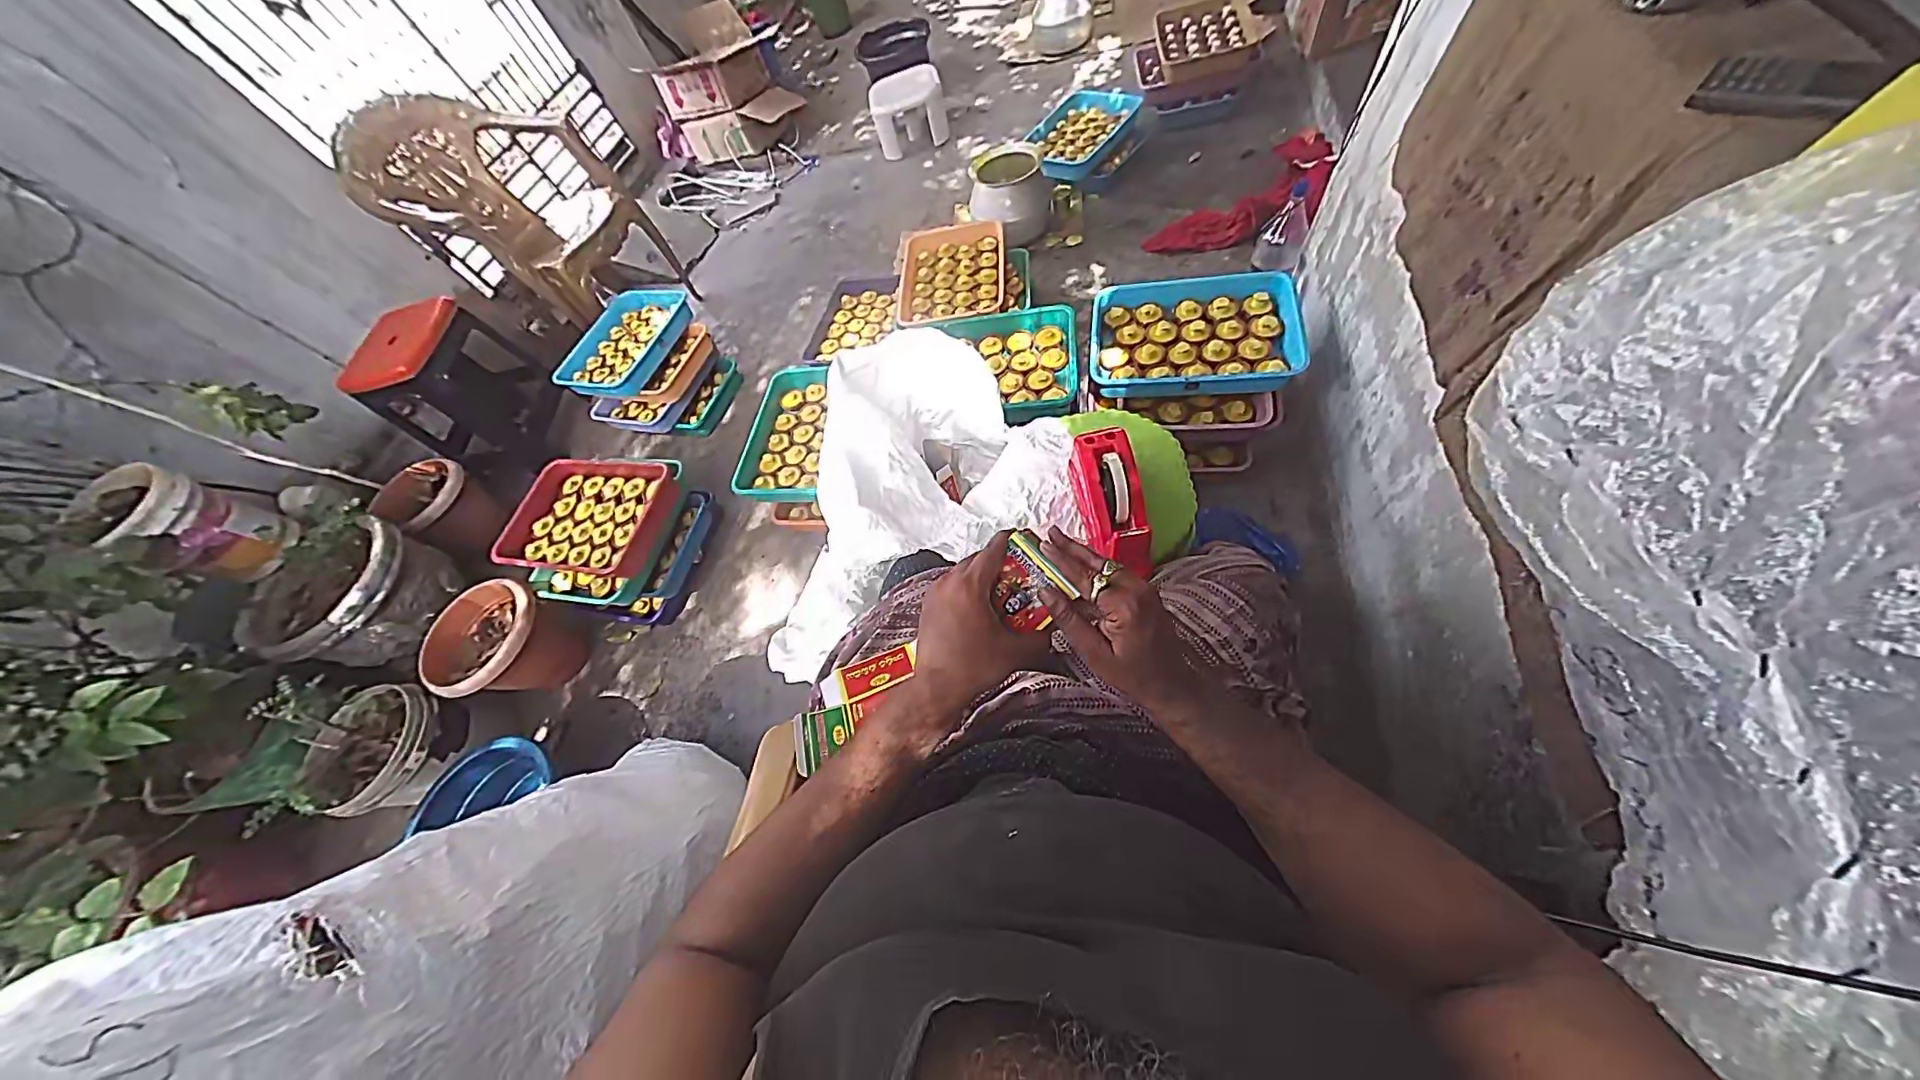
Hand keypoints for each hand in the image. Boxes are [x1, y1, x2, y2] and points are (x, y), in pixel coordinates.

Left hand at [896, 531, 1052, 749]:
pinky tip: (982, 610)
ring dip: (985, 577)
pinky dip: (969, 590)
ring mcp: (935, 592)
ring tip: (1004, 596)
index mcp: (970, 585)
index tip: (1029, 543)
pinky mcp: (929, 605)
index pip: (995, 547)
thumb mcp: (1015, 650)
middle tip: (1023, 576)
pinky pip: (953, 585)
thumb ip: (1041, 635)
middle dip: (1003, 563)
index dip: (1016, 541)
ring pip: (965, 571)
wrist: (936, 689)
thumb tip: (1055, 626)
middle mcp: (949, 582)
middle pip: (980, 558)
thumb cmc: (970, 669)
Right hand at [1038, 528, 1203, 711]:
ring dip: (1085, 554)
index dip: (1061, 560)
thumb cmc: (1131, 676)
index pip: (1084, 576)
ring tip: (1062, 541)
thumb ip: (1069, 619)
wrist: (1172, 686)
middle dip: (1072, 547)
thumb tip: (1045, 591)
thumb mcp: (1093, 653)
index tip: (1043, 545)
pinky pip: (1119, 573)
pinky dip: (1099, 565)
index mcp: (1123, 605)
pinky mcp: (1148, 593)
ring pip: (1109, 565)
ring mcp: (1146, 589)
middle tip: (1050, 532)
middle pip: (1098, 563)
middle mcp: (1137, 590)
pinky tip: (1085, 561)